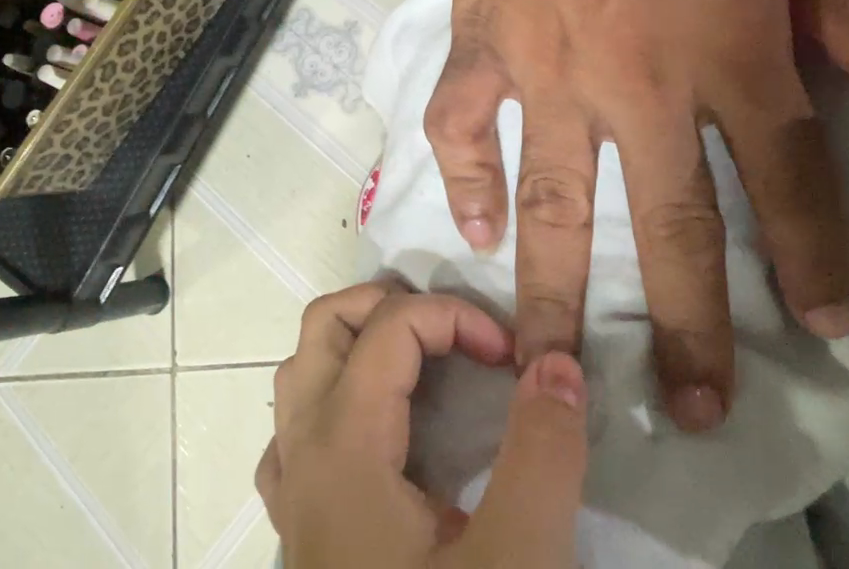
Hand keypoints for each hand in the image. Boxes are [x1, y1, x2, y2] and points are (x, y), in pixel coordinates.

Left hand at [256, 283, 589, 568]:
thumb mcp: (515, 560)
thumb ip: (542, 453)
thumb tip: (557, 360)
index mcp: (343, 446)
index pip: (388, 329)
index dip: (453, 317)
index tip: (513, 357)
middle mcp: (302, 453)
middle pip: (323, 329)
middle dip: (390, 306)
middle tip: (460, 330)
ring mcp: (292, 491)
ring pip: (302, 375)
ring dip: (358, 345)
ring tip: (425, 362)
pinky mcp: (300, 528)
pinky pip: (296, 432)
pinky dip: (337, 399)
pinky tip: (383, 435)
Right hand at [420, 0, 848, 430]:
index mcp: (721, 40)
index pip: (783, 173)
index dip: (811, 254)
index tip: (823, 324)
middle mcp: (631, 81)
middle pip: (669, 224)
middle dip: (691, 324)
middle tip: (697, 411)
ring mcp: (541, 72)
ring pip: (551, 206)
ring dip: (557, 298)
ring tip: (551, 372)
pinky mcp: (477, 48)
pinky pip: (463, 132)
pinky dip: (465, 182)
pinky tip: (474, 228)